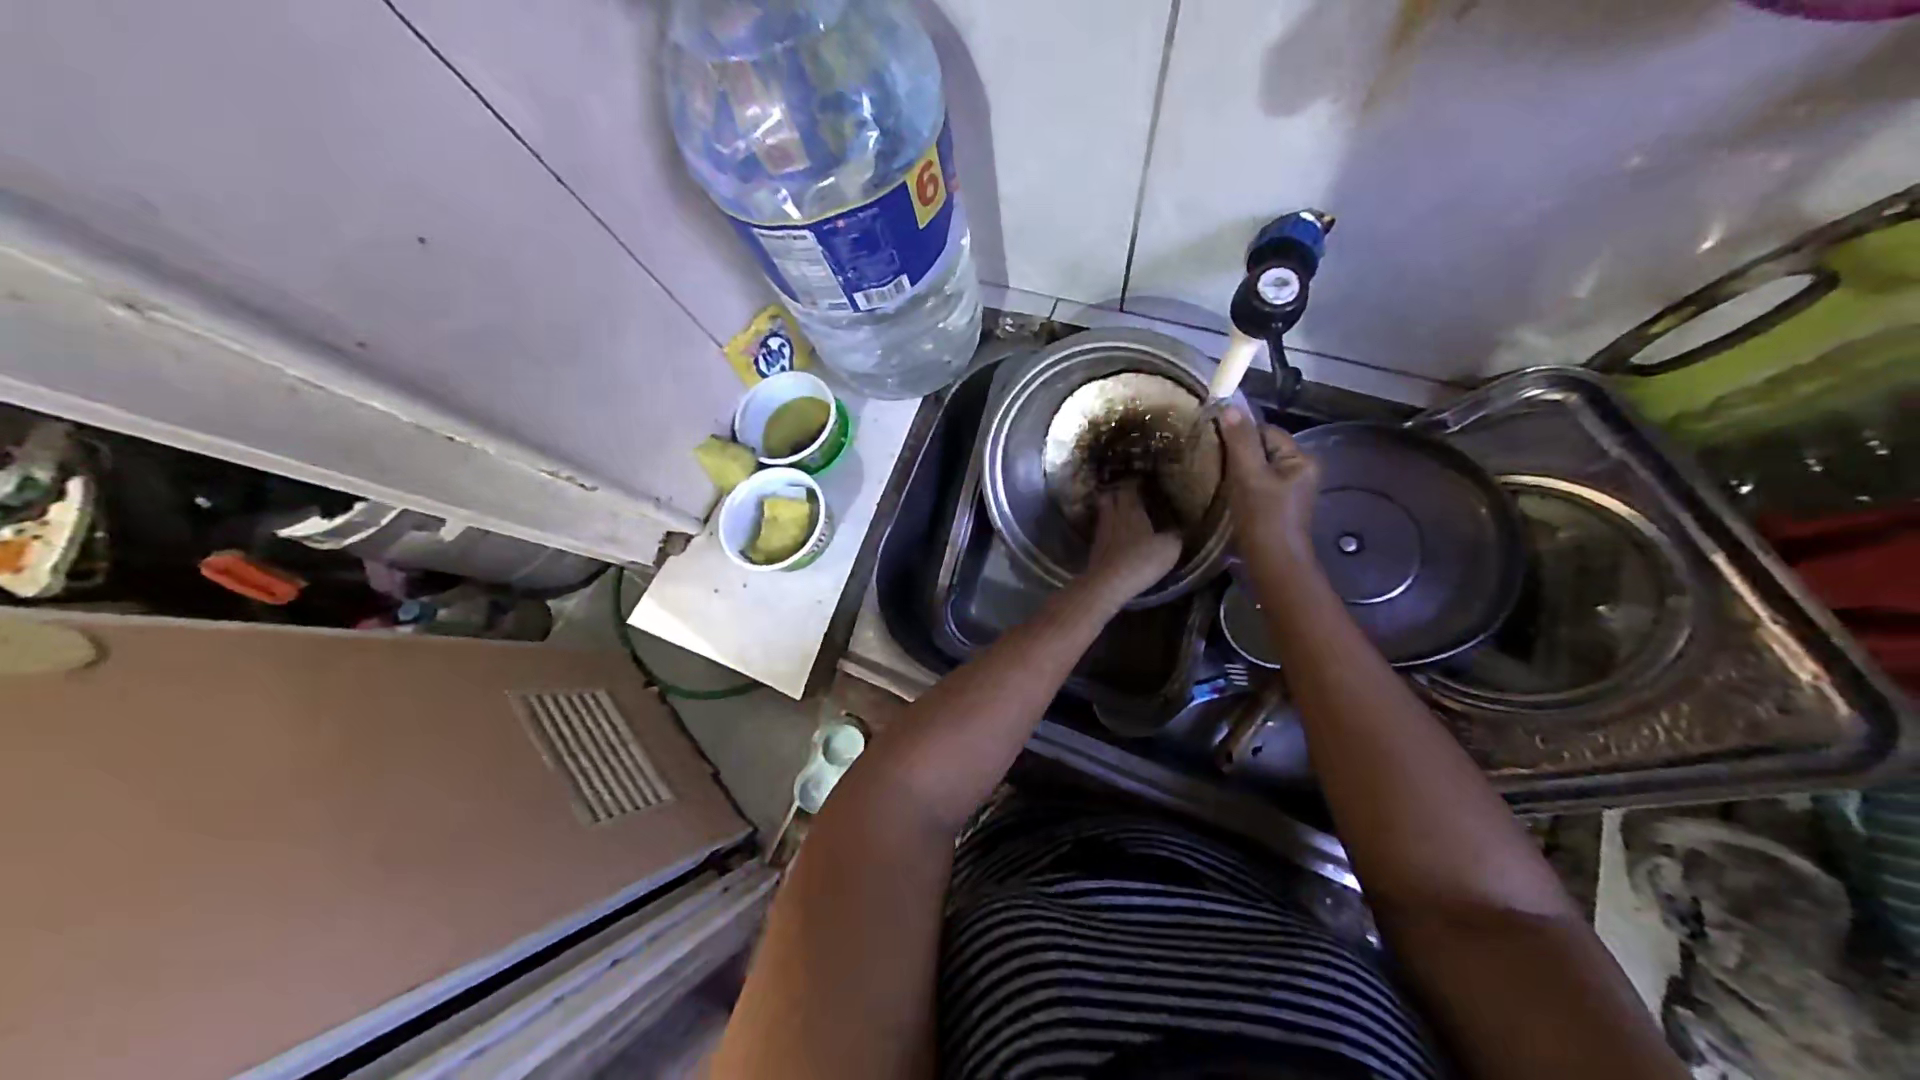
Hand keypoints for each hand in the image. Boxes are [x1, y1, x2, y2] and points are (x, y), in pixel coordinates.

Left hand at [1083, 482, 1182, 602]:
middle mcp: (1112, 516)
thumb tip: (1178, 530)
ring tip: (1120, 513)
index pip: (1129, 488)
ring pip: (1103, 514)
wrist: (1108, 583)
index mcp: (1131, 510)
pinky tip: (1114, 535)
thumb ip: (1175, 536)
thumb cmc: (1141, 560)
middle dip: (1116, 493)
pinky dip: (1108, 529)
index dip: (1133, 483)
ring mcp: (1101, 533)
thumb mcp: (1169, 548)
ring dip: (1110, 511)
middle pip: (1109, 498)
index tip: (1140, 481)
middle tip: (1126, 494)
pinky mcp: (1094, 549)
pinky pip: (1102, 532)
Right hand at [1219, 404, 1319, 562]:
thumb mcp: (1249, 475)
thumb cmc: (1263, 518)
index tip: (1214, 442)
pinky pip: (1254, 486)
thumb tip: (1228, 407)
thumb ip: (1240, 441)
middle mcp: (1299, 472)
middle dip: (1236, 454)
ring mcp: (1288, 492)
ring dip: (1235, 472)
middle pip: (1260, 449)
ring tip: (1215, 478)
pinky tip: (1225, 495)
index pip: (1266, 431)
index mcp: (1301, 459)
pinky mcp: (1275, 508)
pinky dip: (1238, 487)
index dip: (1240, 434)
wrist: (1272, 564)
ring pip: (1255, 468)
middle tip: (1211, 461)